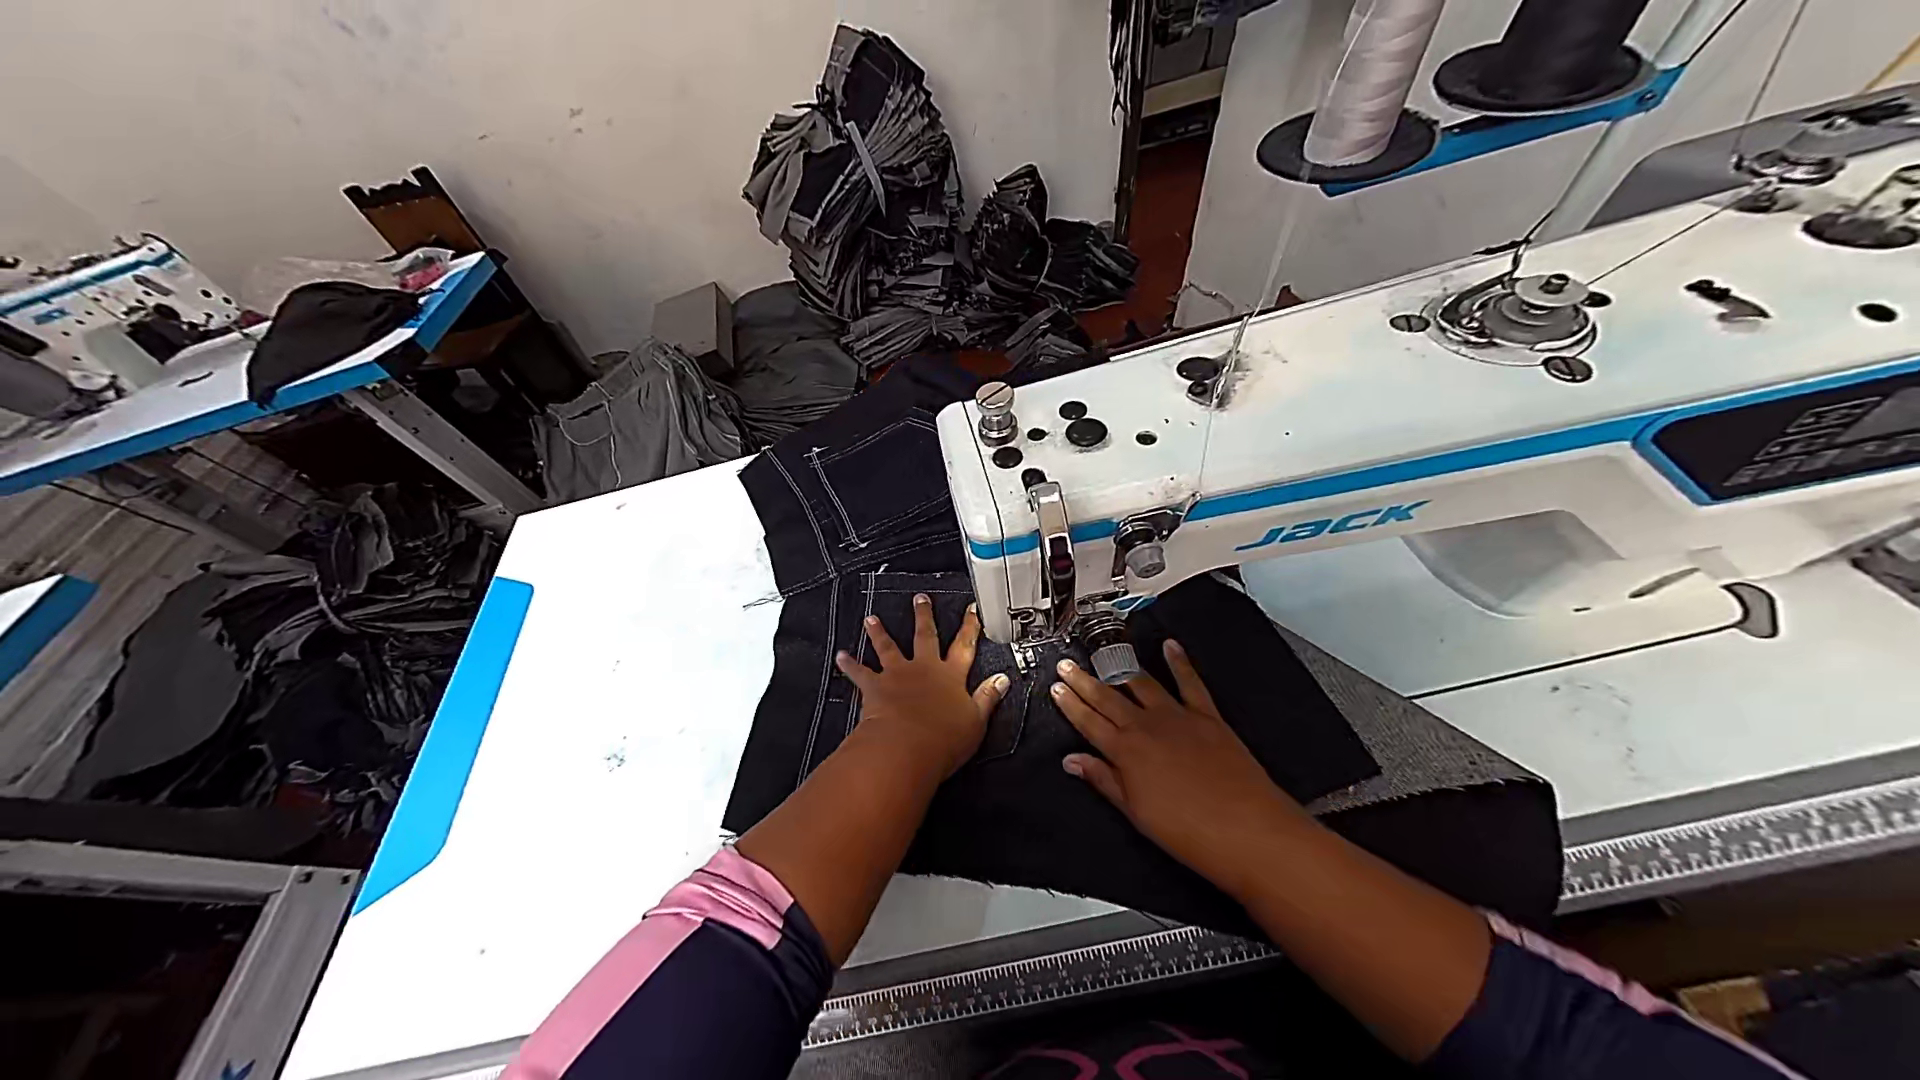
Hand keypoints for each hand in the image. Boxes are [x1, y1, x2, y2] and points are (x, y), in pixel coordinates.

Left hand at [835, 594, 1008, 777]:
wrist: (906, 746)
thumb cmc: (942, 739)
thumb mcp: (976, 721)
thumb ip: (988, 698)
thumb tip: (1001, 681)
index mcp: (951, 676)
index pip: (964, 646)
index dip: (970, 627)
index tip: (971, 611)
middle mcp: (923, 669)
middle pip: (924, 636)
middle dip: (924, 616)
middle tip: (920, 599)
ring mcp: (897, 675)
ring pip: (888, 647)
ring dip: (880, 632)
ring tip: (873, 618)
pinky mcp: (875, 687)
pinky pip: (859, 672)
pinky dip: (849, 664)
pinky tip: (842, 655)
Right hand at [1051, 640, 1304, 897]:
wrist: (1248, 831)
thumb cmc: (1192, 832)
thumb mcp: (1136, 813)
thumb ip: (1104, 780)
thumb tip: (1074, 762)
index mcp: (1126, 752)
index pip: (1088, 721)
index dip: (1070, 704)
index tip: (1057, 689)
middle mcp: (1148, 727)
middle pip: (1107, 696)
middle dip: (1084, 680)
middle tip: (1068, 665)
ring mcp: (1178, 717)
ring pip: (1141, 683)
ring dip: (1119, 667)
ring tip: (1103, 654)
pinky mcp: (1207, 716)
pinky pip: (1189, 681)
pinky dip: (1179, 661)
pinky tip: (1170, 647)